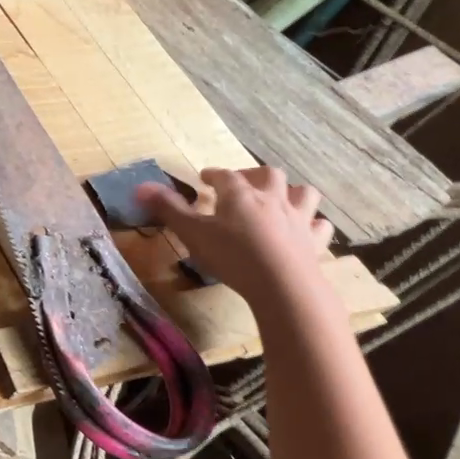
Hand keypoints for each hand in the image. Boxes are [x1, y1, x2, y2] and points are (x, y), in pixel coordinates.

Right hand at [135, 166, 334, 305]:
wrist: (282, 284)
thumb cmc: (232, 255)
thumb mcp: (191, 233)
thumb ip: (168, 209)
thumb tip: (140, 186)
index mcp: (240, 195)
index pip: (225, 176)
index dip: (213, 174)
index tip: (204, 177)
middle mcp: (273, 199)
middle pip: (268, 175)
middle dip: (253, 175)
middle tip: (242, 183)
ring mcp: (298, 218)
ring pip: (303, 193)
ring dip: (291, 191)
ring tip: (280, 198)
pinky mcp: (315, 240)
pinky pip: (319, 225)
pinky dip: (313, 222)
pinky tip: (306, 228)